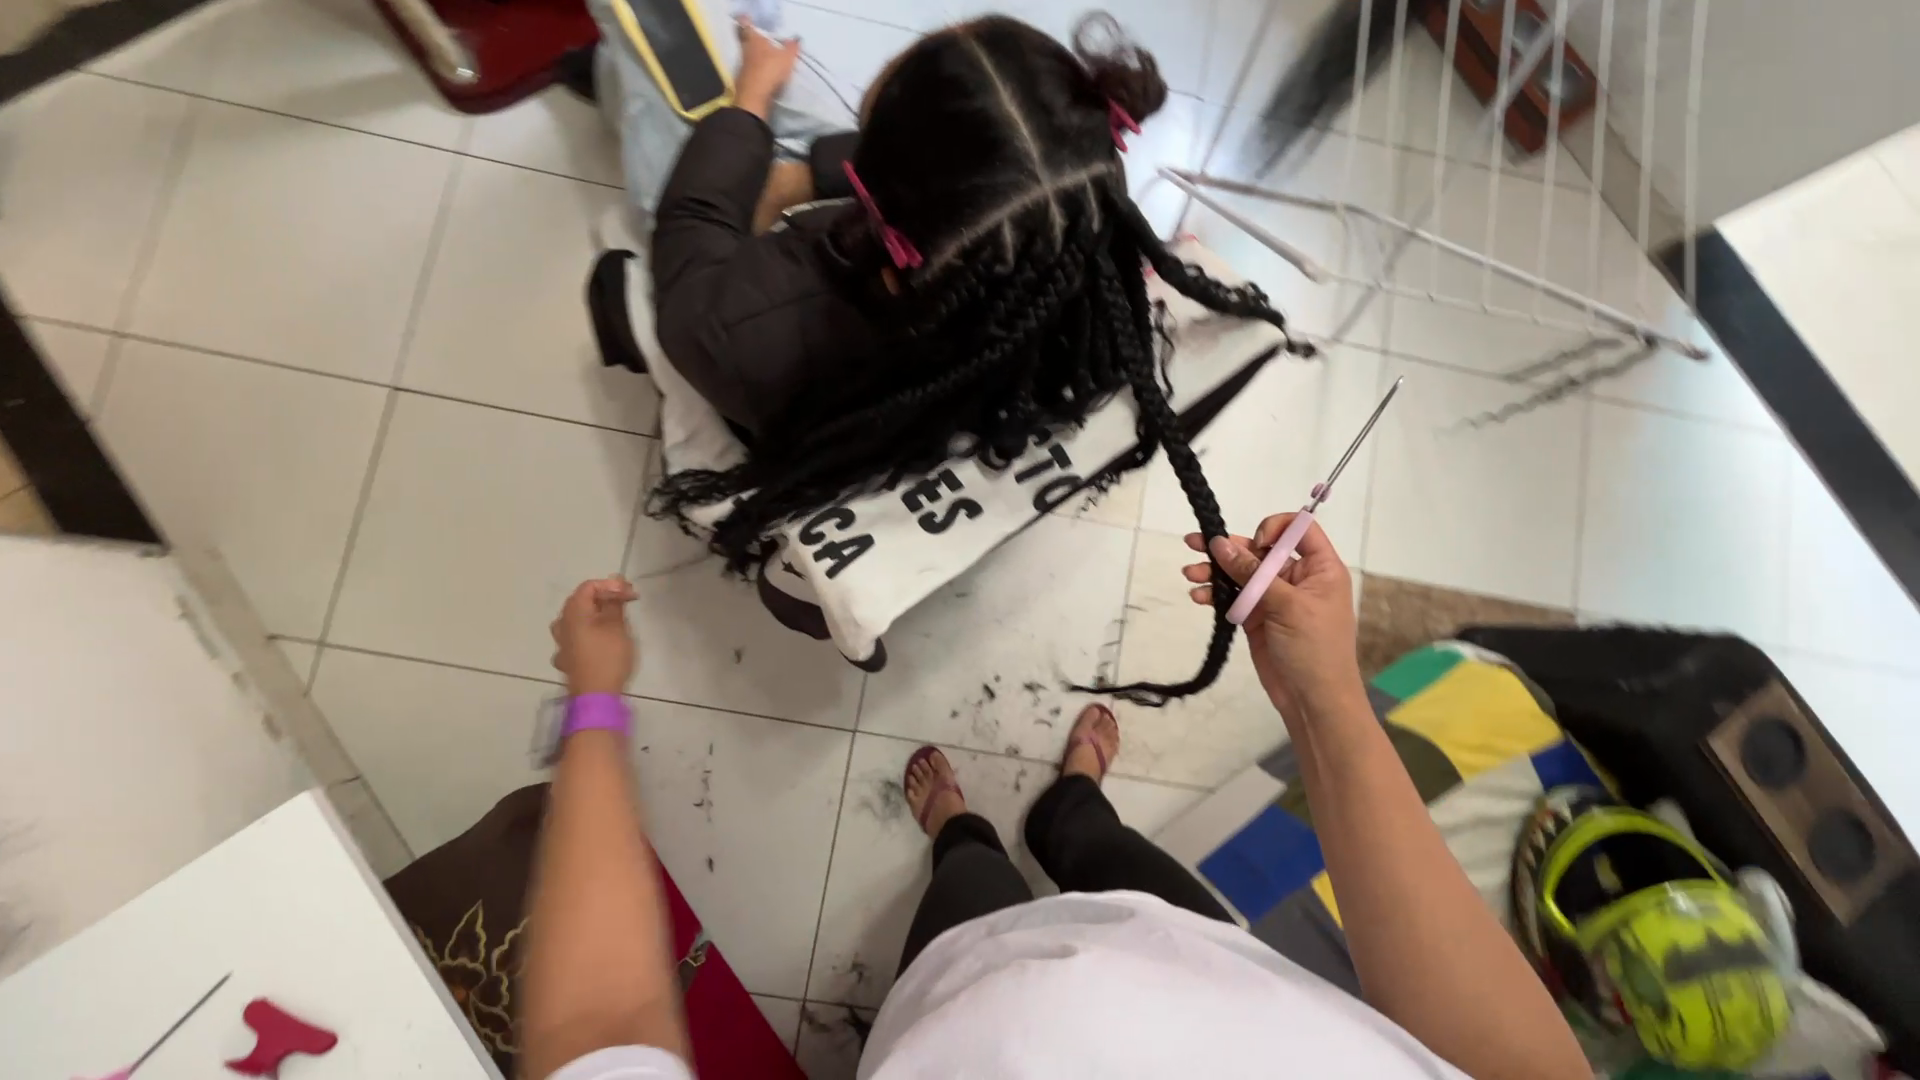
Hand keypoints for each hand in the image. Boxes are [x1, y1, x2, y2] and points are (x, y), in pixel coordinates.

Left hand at [551, 576, 638, 696]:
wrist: (595, 695)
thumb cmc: (608, 656)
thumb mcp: (617, 625)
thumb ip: (614, 601)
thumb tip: (614, 580)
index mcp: (573, 613)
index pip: (589, 586)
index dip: (611, 585)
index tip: (631, 594)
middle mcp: (562, 624)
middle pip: (581, 601)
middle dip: (604, 598)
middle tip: (627, 603)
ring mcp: (561, 642)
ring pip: (577, 619)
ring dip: (596, 614)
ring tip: (614, 619)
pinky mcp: (567, 657)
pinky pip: (576, 635)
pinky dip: (590, 631)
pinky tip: (599, 639)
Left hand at [734, 17, 800, 118]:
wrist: (755, 95)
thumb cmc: (770, 69)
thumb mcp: (787, 58)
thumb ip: (792, 47)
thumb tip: (797, 38)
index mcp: (754, 39)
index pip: (747, 25)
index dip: (748, 21)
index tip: (749, 19)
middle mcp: (746, 49)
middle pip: (746, 40)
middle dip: (752, 39)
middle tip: (760, 39)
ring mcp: (743, 65)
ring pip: (748, 55)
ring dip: (755, 55)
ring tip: (764, 57)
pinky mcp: (744, 79)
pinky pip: (751, 70)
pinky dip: (756, 69)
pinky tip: (763, 72)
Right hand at [1182, 514, 1362, 719]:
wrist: (1313, 700)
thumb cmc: (1314, 648)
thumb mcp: (1286, 606)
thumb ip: (1251, 574)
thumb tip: (1219, 543)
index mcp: (1319, 569)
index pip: (1299, 530)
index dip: (1274, 529)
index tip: (1254, 546)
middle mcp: (1296, 578)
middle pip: (1259, 550)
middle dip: (1227, 549)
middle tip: (1194, 544)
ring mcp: (1274, 598)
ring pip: (1240, 573)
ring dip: (1214, 572)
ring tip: (1189, 574)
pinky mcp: (1255, 617)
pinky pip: (1232, 597)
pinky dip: (1214, 594)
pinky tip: (1199, 597)